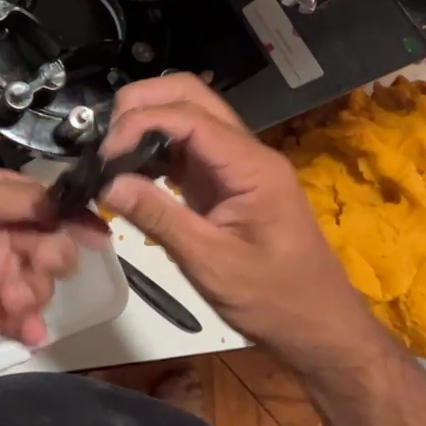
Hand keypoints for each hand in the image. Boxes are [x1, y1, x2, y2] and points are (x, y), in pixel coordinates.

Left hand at [0, 163, 104, 357]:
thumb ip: (17, 196)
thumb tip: (63, 199)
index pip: (38, 199)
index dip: (69, 215)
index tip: (98, 233)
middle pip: (46, 241)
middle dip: (51, 256)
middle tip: (37, 267)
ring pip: (39, 280)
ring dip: (34, 292)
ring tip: (9, 300)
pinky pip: (22, 316)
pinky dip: (29, 324)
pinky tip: (27, 332)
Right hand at [99, 75, 389, 375]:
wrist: (320, 330)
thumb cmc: (274, 301)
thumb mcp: (211, 264)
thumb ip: (158, 217)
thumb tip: (106, 184)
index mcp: (251, 165)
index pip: (188, 115)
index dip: (140, 123)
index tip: (105, 156)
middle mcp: (244, 152)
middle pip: (188, 95)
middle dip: (140, 104)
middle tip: (105, 141)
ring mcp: (233, 164)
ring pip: (184, 114)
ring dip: (143, 122)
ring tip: (109, 155)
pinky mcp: (221, 180)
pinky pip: (181, 145)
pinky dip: (150, 147)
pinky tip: (127, 170)